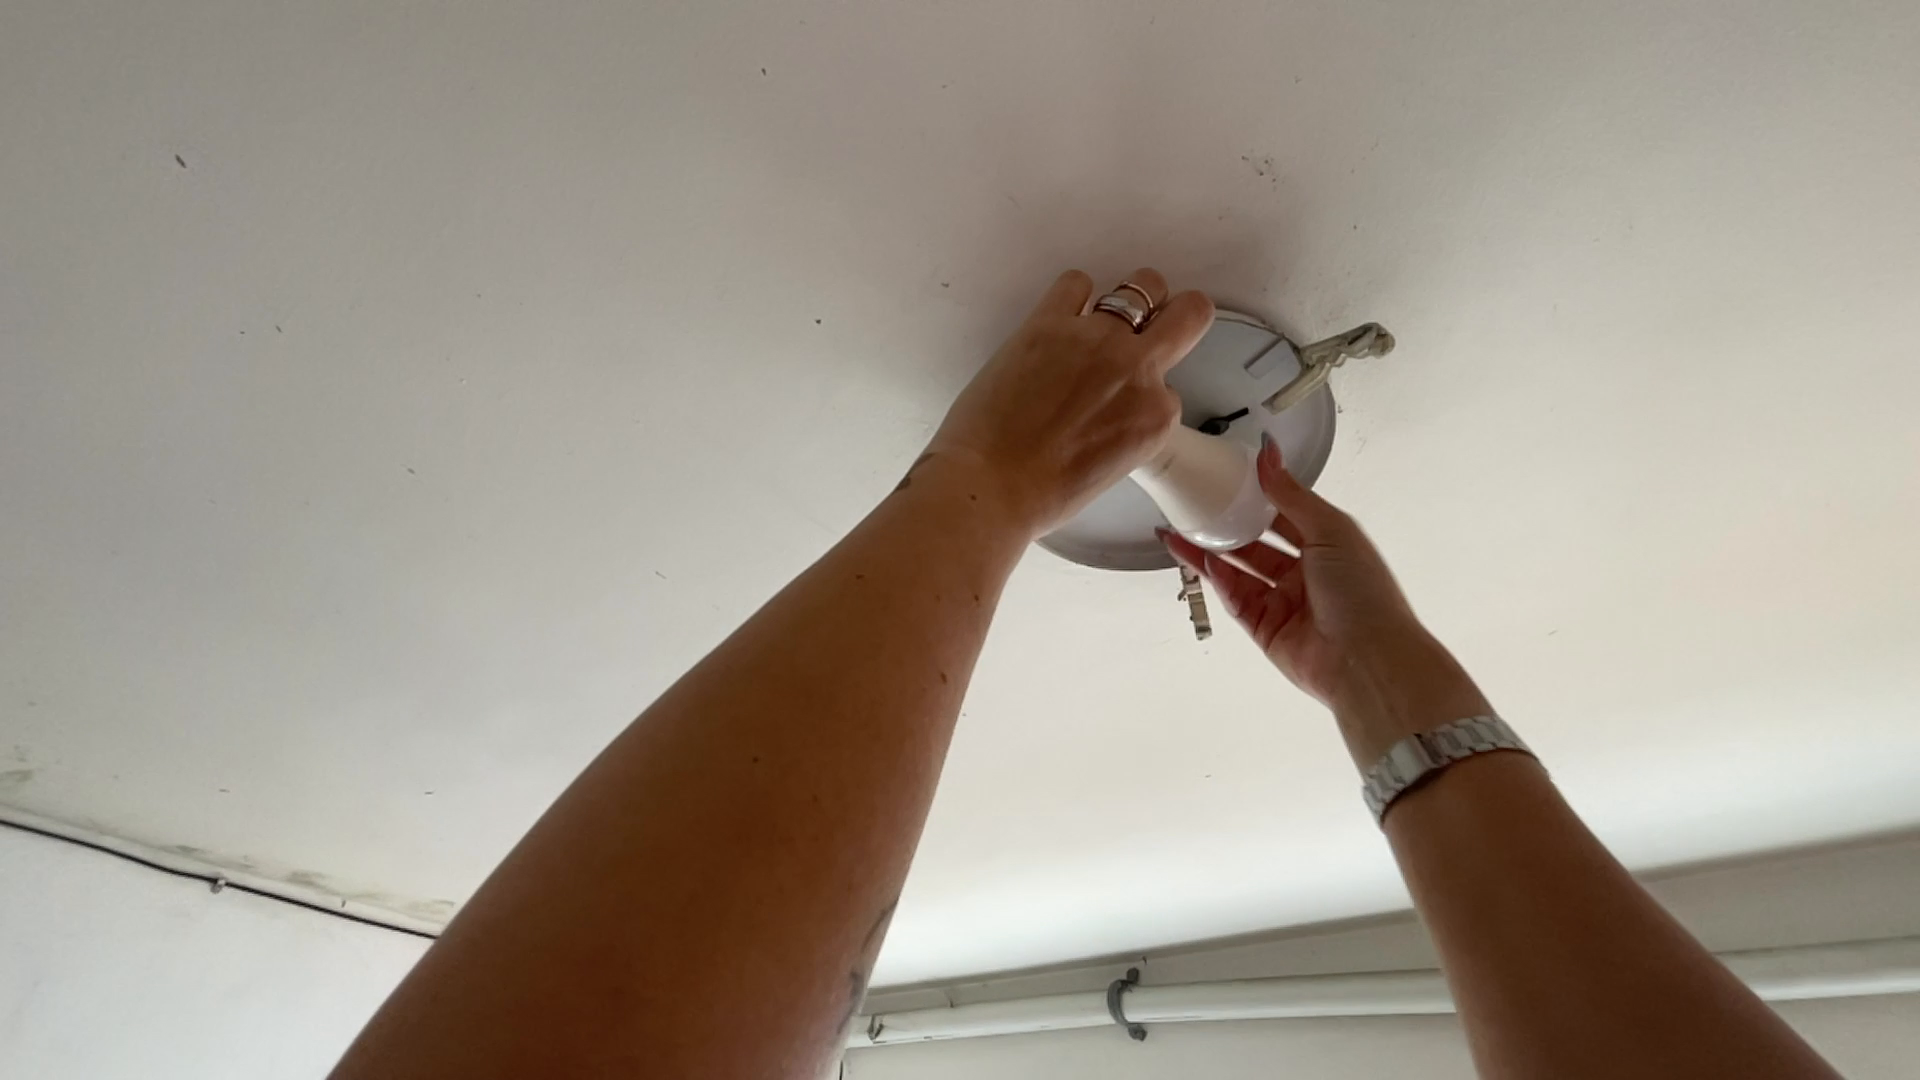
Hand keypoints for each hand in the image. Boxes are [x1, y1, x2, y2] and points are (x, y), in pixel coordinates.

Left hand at [923, 268, 1213, 536]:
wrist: (987, 487)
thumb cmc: (1039, 496)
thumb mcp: (1107, 468)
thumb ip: (1122, 426)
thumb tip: (1108, 405)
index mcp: (1155, 417)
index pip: (1167, 387)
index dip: (1142, 391)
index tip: (1118, 400)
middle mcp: (1137, 371)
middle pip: (1189, 313)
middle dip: (1174, 316)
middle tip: (1148, 327)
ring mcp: (1097, 340)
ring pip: (1142, 286)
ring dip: (1126, 302)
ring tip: (1095, 323)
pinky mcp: (1050, 323)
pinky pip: (1076, 282)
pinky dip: (1071, 297)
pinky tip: (1057, 320)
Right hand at [1160, 437, 1489, 760]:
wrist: (1367, 661)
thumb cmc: (1362, 592)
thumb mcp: (1330, 530)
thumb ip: (1290, 494)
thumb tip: (1267, 454)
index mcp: (1327, 546)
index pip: (1284, 515)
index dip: (1257, 497)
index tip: (1228, 478)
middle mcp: (1304, 573)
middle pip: (1255, 543)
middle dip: (1225, 526)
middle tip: (1193, 506)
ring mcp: (1282, 601)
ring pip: (1238, 570)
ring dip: (1208, 551)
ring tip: (1177, 531)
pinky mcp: (1262, 627)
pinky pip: (1234, 596)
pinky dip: (1216, 578)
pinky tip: (1197, 559)